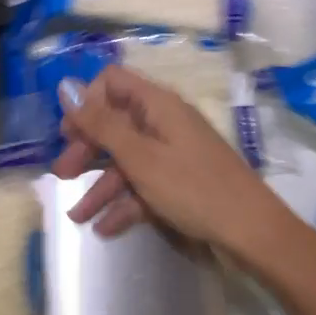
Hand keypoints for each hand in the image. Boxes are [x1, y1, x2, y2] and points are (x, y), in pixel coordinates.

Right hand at [52, 66, 287, 250]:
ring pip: (127, 160)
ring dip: (100, 185)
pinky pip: (144, 184)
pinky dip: (125, 203)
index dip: (87, 101)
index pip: (112, 82)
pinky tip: (105, 228)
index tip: (70, 131)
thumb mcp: (139, 157)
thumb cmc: (193, 187)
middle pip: (115, 123)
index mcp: (156, 104)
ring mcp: (173, 152)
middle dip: (86, 149)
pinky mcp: (180, 182)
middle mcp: (163, 121)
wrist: (253, 232)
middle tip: (62, 175)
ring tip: (76, 216)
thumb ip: (100, 124)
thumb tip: (66, 87)